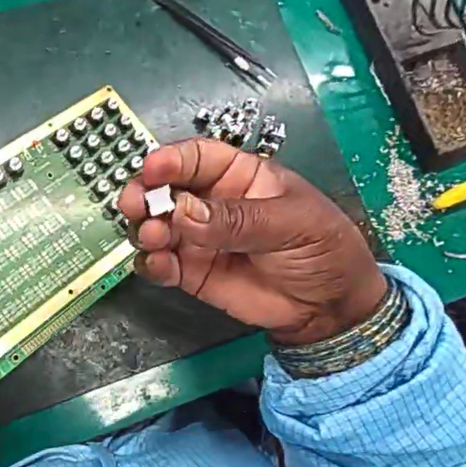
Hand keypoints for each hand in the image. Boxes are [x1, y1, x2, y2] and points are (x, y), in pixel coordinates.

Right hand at [118, 138, 387, 344]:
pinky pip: (161, 265)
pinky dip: (151, 264)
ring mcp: (197, 240)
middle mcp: (210, 205)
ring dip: (146, 230)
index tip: (152, 168)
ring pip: (156, 227)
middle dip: (146, 194)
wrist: (327, 308)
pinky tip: (158, 264)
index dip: (172, 160)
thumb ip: (237, 219)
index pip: (198, 158)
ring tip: (154, 238)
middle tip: (137, 204)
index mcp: (240, 177)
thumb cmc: (323, 250)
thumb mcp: (291, 223)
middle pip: (166, 190)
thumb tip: (185, 211)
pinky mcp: (190, 273)